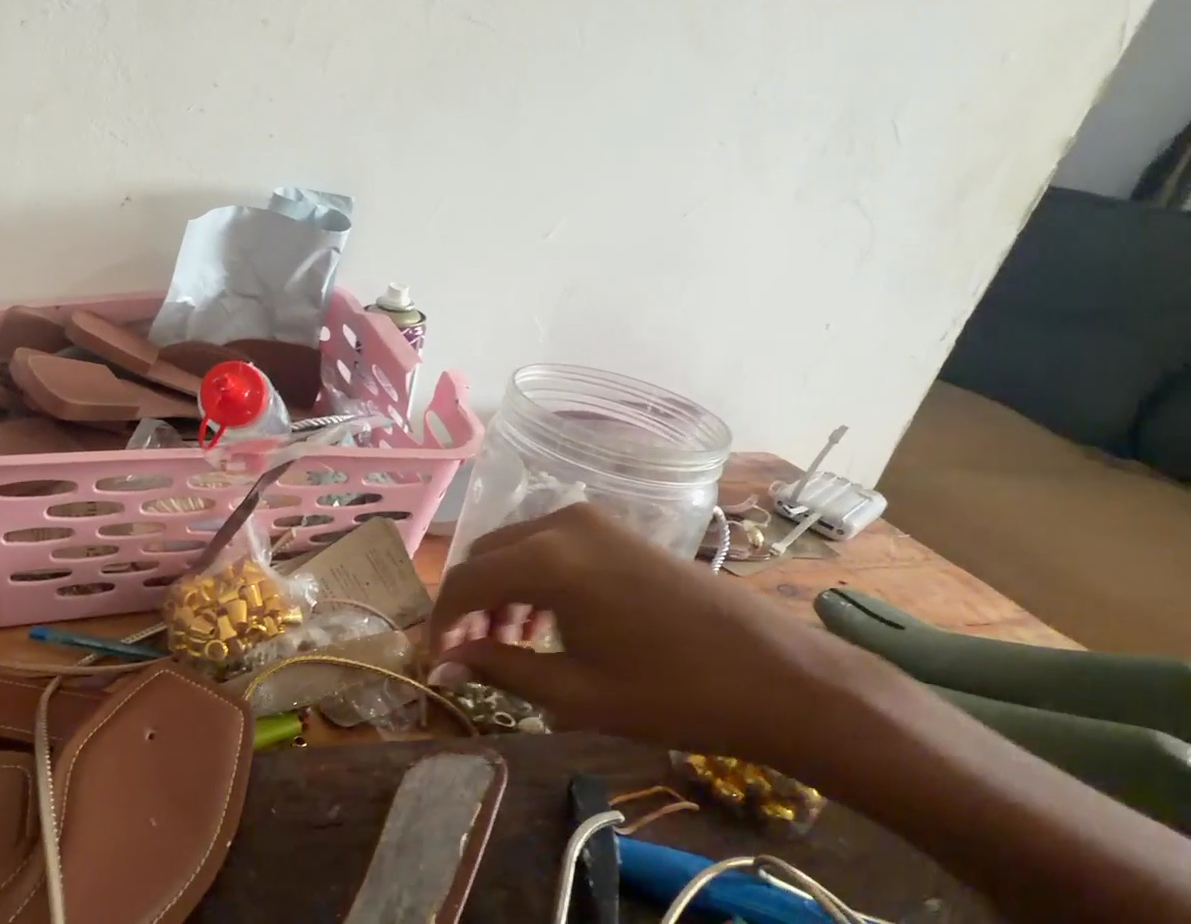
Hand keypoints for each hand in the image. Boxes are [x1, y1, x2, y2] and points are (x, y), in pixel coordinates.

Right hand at [427, 503, 893, 765]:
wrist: (781, 678)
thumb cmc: (674, 693)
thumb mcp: (575, 693)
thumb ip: (500, 668)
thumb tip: (445, 663)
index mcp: (547, 559)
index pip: (465, 581)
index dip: (441, 622)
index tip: (435, 662)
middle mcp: (562, 523)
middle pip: (485, 556)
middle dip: (468, 605)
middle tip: (469, 656)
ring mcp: (594, 521)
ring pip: (515, 548)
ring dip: (499, 591)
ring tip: (508, 644)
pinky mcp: (618, 531)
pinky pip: (549, 545)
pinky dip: (531, 578)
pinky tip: (546, 623)